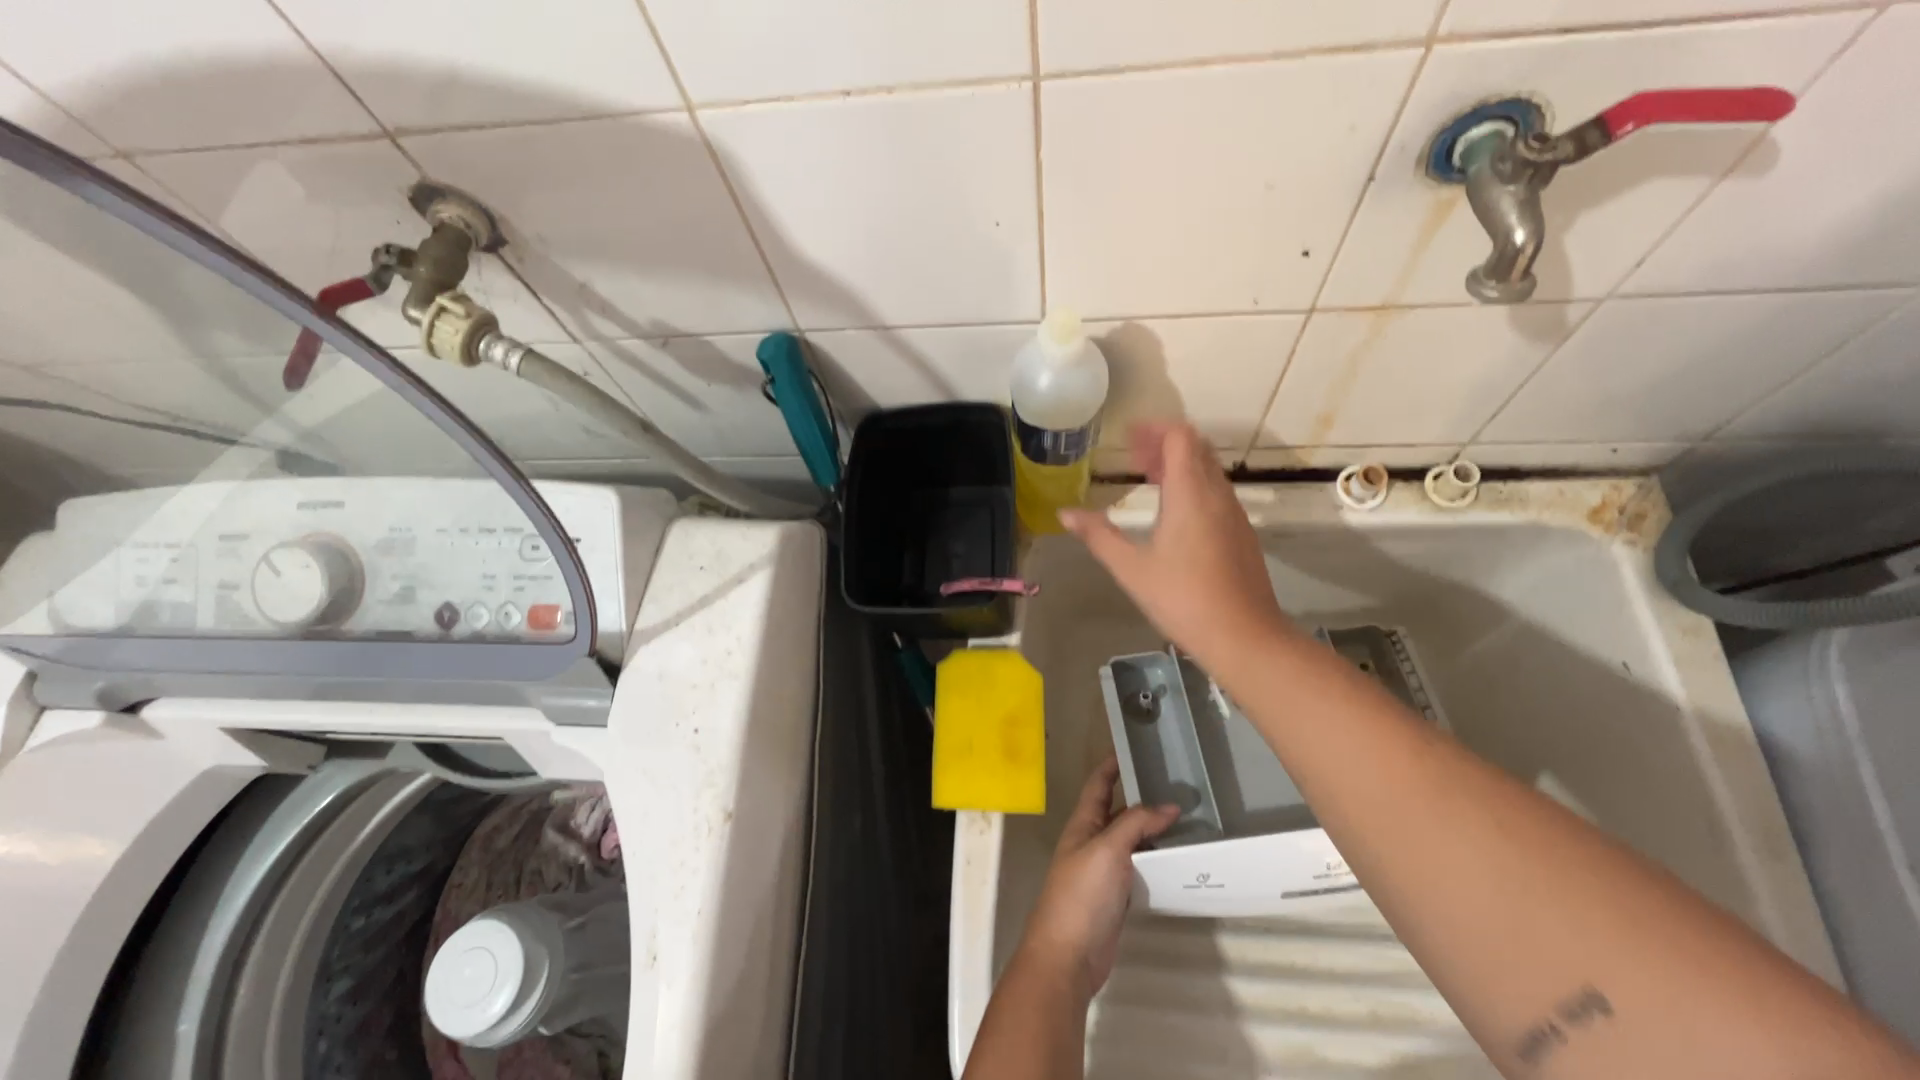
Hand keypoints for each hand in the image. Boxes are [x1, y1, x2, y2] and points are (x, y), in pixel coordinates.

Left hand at [1019, 756, 1178, 996]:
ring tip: (1190, 816)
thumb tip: (1170, 806)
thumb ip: (1136, 824)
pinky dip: (1158, 861)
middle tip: (1179, 782)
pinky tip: (1180, 857)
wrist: (1068, 956)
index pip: (1098, 786)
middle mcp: (1092, 843)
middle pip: (1119, 812)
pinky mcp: (1117, 898)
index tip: (1133, 745)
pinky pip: (1140, 870)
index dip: (1112, 765)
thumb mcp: (1107, 850)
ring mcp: (1104, 872)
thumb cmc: (1081, 895)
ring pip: (1132, 842)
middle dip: (1143, 796)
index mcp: (1082, 825)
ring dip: (1155, 830)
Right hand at [1059, 422, 1292, 670]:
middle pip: (1196, 448)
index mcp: (1190, 494)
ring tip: (1150, 481)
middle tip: (1134, 458)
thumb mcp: (1131, 569)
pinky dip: (1194, 487)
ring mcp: (1235, 514)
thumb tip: (1065, 513)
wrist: (1244, 636)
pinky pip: (1218, 493)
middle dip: (1165, 445)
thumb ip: (1098, 536)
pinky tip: (1175, 516)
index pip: (1180, 437)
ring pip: (1209, 471)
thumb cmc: (1183, 600)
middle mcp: (1217, 495)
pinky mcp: (1242, 534)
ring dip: (1181, 466)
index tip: (1128, 439)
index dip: (1154, 430)